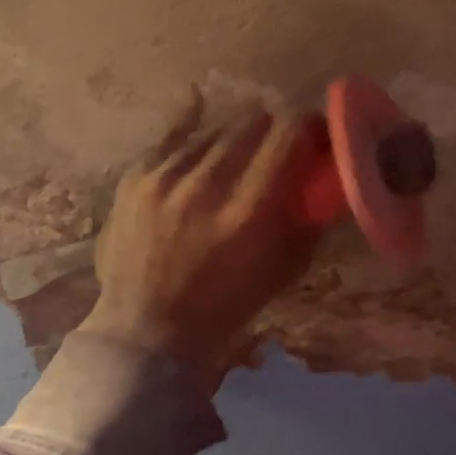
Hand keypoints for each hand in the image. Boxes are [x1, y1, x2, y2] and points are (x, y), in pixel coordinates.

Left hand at [79, 107, 319, 392]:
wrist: (143, 329)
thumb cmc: (219, 309)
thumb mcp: (280, 271)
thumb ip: (305, 218)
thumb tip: (323, 175)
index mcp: (246, 212)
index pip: (287, 134)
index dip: (307, 127)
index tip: (313, 135)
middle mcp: (204, 185)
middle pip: (248, 124)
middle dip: (267, 132)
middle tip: (272, 150)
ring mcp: (162, 180)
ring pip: (209, 133)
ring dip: (227, 143)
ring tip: (230, 163)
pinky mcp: (132, 181)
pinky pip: (169, 144)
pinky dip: (189, 147)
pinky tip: (194, 146)